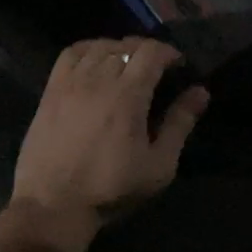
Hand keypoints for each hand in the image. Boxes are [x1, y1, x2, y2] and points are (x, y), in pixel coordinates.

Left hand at [10, 37, 208, 251]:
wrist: (53, 205)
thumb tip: (201, 92)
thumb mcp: (158, 165)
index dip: (169, 53)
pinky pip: (71, 54)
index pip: (151, 52)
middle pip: (126, 46)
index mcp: (128, 95)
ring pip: (100, 47)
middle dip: (147, 52)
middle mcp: (99, 79)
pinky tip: (96, 62)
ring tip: (127, 66)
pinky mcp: (50, 90)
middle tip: (157, 70)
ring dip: (119, 50)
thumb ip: (180, 124)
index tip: (179, 67)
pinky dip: (89, 49)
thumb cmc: (111, 188)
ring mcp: (71, 82)